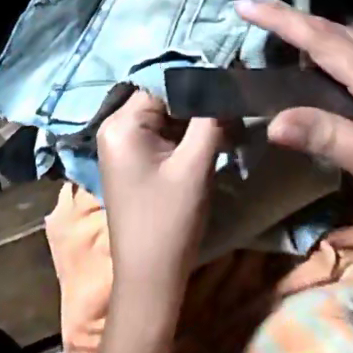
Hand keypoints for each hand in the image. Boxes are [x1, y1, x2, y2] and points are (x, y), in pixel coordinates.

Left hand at [95, 88, 226, 311]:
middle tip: (236, 94)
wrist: (150, 279)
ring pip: (166, 113)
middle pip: (163, 95)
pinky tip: (215, 133)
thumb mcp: (195, 165)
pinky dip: (187, 131)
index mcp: (122, 124)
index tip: (232, 73)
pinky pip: (163, 131)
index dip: (198, 76)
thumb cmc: (170, 221)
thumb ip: (211, 119)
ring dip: (196, 115)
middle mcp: (115, 127)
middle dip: (199, 96)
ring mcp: (123, 144)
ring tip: (231, 113)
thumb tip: (227, 79)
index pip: (163, 81)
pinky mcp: (135, 159)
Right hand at [238, 0, 352, 257]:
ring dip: (324, 43)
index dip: (281, 20)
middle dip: (296, 25)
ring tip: (290, 58)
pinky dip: (350, 53)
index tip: (245, 4)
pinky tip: (340, 74)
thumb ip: (330, 139)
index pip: (324, 40)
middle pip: (339, 32)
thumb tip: (273, 120)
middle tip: (256, 25)